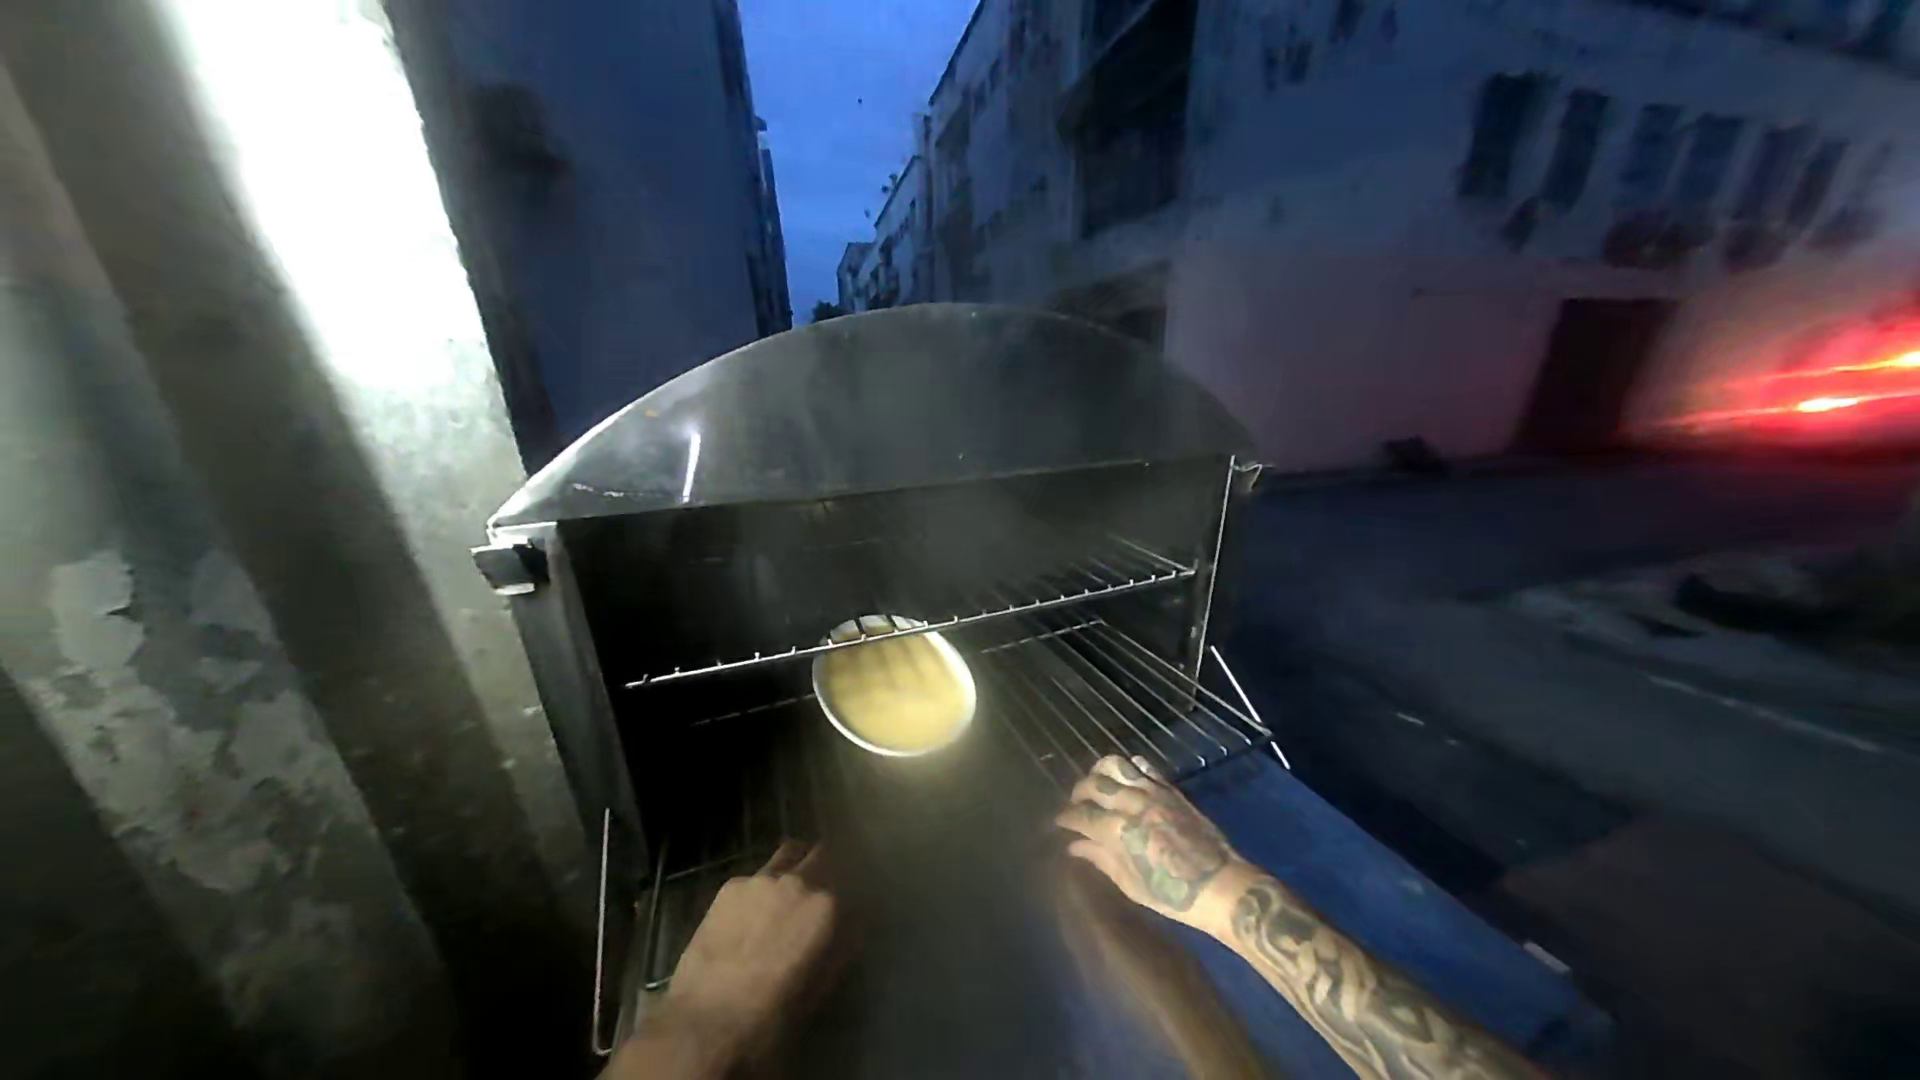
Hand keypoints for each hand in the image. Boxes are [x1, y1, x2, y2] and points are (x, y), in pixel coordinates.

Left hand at [608, 840, 837, 1079]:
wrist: (707, 1022)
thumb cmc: (773, 1014)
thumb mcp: (823, 984)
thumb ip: (844, 944)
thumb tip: (854, 922)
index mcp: (827, 905)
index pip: (852, 878)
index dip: (851, 887)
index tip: (848, 899)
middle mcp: (799, 880)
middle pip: (822, 852)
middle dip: (825, 864)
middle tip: (820, 885)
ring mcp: (763, 878)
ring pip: (789, 852)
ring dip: (795, 863)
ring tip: (786, 888)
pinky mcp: (731, 885)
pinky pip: (755, 875)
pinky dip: (761, 887)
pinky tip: (749, 913)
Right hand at [1054, 755, 1252, 938]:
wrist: (1221, 886)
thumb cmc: (1173, 895)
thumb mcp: (1130, 884)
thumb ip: (1100, 859)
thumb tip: (1074, 845)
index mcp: (1119, 831)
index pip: (1080, 815)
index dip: (1064, 818)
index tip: (1057, 822)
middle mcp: (1132, 804)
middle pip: (1093, 784)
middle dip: (1077, 792)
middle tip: (1075, 804)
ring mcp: (1152, 792)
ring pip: (1115, 764)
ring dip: (1099, 772)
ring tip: (1096, 784)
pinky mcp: (1169, 788)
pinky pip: (1144, 766)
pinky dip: (1129, 766)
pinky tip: (1125, 778)